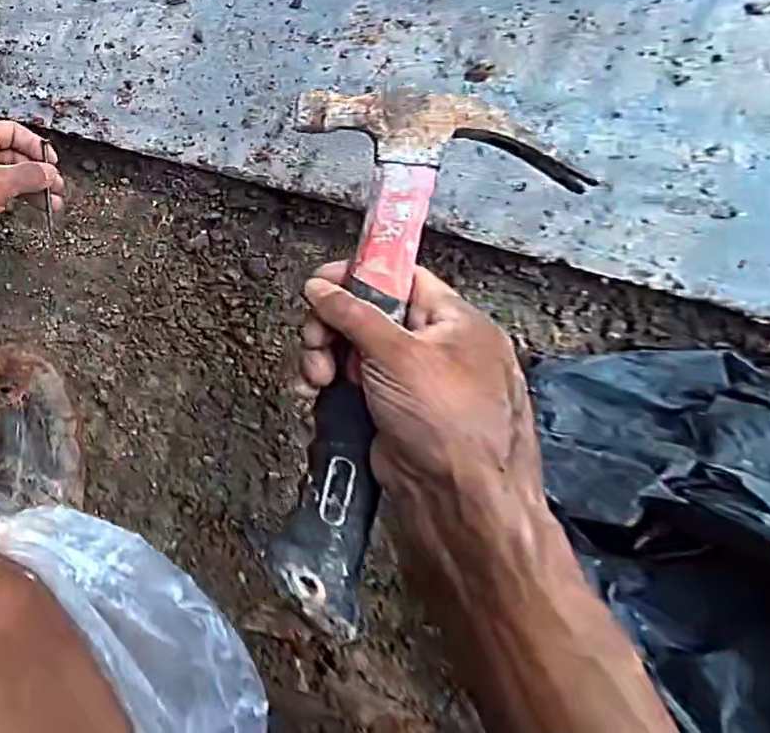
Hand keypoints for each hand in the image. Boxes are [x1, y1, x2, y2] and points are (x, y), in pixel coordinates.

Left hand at [0, 121, 64, 259]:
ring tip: (50, 202)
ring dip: (31, 188)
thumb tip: (48, 172)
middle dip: (37, 171)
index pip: (12, 131)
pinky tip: (29, 208)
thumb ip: (30, 174)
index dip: (34, 144)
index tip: (50, 159)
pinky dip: (16, 199)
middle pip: (13, 156)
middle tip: (54, 185)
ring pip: (7, 177)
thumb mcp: (1, 183)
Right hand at [296, 264, 677, 732]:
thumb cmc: (443, 419)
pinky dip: (325, 378)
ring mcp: (406, 373)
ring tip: (319, 378)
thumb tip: (316, 284)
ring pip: (346, 342)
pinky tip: (318, 391)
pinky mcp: (384, 398)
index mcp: (454, 322)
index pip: (401, 276)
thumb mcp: (397, 354)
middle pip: (363, 309)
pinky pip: (344, 372)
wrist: (455, 496)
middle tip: (315, 341)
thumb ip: (352, 312)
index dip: (358, 273)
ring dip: (322, 353)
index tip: (320, 282)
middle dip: (329, 323)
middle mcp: (432, 343)